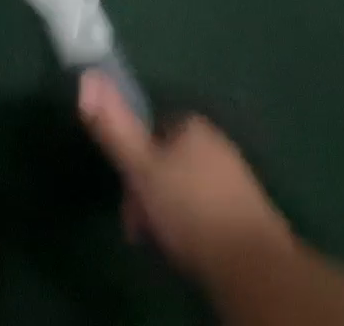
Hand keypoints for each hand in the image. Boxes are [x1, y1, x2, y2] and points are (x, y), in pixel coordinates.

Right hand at [77, 70, 294, 280]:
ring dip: (160, 208)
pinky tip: (180, 243)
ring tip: (155, 237)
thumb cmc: (190, 208)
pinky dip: (185, 223)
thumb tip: (87, 74)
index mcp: (192, 126)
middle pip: (162, 158)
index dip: (130, 152)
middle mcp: (216, 145)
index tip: (122, 181)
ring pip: (179, 186)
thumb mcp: (140, 166)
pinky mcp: (244, 213)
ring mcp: (234, 180)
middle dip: (143, 187)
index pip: (149, 125)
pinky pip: (200, 208)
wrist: (256, 268)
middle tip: (136, 219)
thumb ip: (112, 125)